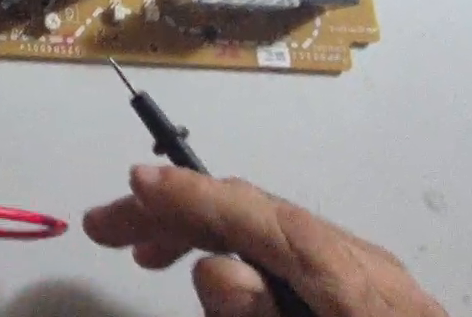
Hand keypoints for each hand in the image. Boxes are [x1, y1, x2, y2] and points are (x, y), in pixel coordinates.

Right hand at [83, 165, 448, 316]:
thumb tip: (214, 268)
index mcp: (354, 281)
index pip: (259, 216)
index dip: (192, 194)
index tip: (134, 181)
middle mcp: (362, 263)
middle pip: (251, 213)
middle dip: (173, 212)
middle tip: (104, 226)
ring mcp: (367, 274)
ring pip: (261, 227)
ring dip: (196, 230)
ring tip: (142, 252)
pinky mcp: (364, 289)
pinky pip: (283, 252)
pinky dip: (235, 250)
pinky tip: (206, 268)